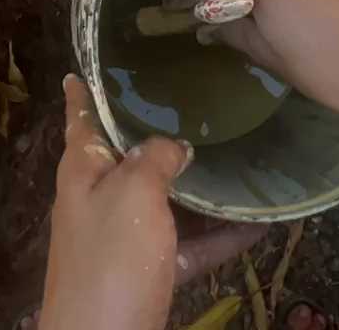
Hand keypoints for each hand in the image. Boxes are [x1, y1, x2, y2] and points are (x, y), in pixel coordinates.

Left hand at [41, 76, 263, 329]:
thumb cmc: (110, 261)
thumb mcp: (133, 194)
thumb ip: (155, 157)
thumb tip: (174, 145)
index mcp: (84, 169)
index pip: (80, 117)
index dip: (82, 90)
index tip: (85, 65)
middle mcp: (101, 197)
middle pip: (131, 153)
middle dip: (161, 131)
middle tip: (196, 98)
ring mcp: (125, 238)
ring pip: (167, 198)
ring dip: (202, 185)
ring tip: (242, 156)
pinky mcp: (150, 273)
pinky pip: (188, 242)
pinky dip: (220, 234)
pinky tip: (259, 222)